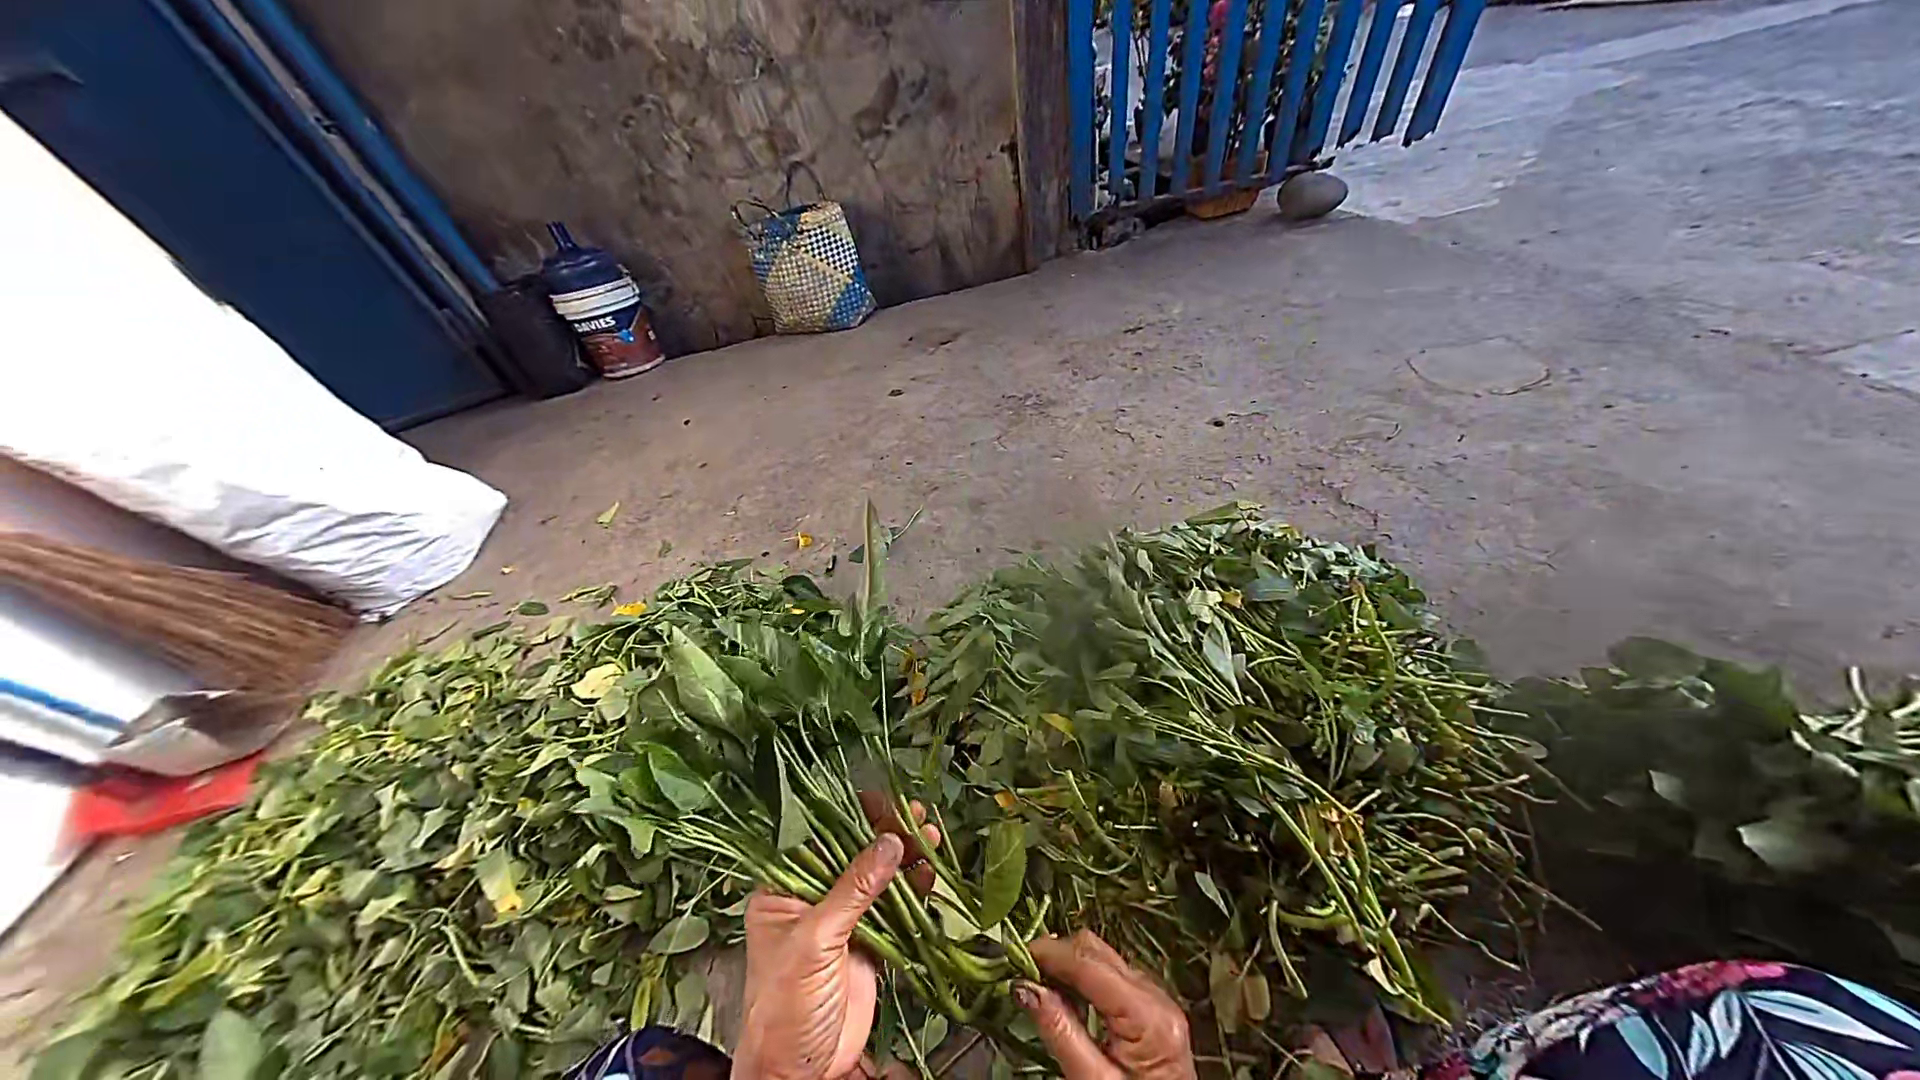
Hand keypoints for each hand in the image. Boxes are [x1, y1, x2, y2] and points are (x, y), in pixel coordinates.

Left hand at [732, 803, 940, 1079]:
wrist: (799, 1074)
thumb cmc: (784, 1008)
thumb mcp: (815, 941)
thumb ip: (855, 890)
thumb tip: (889, 842)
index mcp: (783, 889)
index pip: (817, 837)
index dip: (849, 814)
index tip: (881, 801)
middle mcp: (812, 897)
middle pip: (853, 852)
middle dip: (885, 832)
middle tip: (915, 816)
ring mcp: (842, 918)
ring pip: (877, 876)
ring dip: (904, 856)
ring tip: (930, 837)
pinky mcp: (868, 941)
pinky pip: (893, 906)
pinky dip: (913, 889)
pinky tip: (928, 874)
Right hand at [1014, 931, 1196, 1079]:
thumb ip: (1060, 1031)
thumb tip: (1024, 985)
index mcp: (1147, 1016)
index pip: (1090, 963)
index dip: (1050, 953)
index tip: (1016, 955)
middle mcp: (1156, 995)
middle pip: (1096, 951)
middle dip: (1057, 954)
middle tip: (1023, 970)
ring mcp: (1157, 997)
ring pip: (1102, 956)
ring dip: (1068, 963)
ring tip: (1039, 982)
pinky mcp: (1151, 1004)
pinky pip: (1111, 974)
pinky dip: (1083, 976)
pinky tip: (1066, 995)